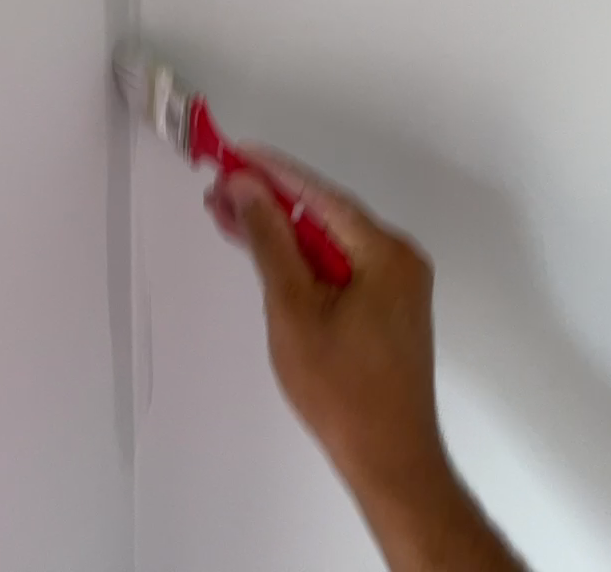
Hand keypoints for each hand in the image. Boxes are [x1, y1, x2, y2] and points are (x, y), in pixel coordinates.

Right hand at [205, 148, 449, 496]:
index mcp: (384, 252)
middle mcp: (395, 258)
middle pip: (320, 214)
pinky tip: (258, 247)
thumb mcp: (292, 304)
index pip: (318, 194)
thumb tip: (245, 184)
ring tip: (224, 214)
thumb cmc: (338, 383)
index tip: (232, 152)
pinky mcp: (380, 305)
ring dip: (275, 229)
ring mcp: (391, 283)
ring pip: (322, 239)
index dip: (272, 170)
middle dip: (267, 201)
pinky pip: (331, 263)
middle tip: (216, 190)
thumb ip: (269, 238)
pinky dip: (294, 256)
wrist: (386, 458)